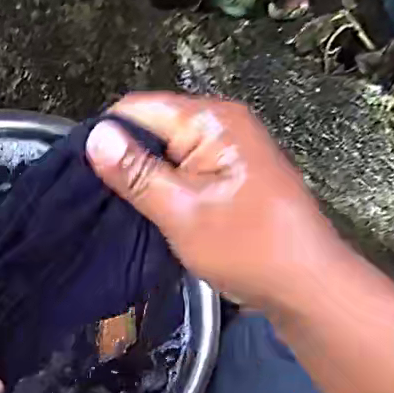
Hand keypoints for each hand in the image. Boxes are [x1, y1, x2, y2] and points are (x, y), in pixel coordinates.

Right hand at [86, 93, 347, 311]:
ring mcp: (229, 147)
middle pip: (151, 125)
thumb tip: (95, 136)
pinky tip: (153, 212)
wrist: (305, 283)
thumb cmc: (248, 248)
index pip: (136, 108)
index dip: (107, 138)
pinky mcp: (230, 171)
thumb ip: (136, 173)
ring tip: (125, 210)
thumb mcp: (181, 212)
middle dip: (125, 158)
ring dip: (144, 177)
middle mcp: (221, 122)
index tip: (88, 178)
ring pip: (165, 150)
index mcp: (211, 121)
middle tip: (104, 200)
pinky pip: (183, 167)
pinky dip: (165, 186)